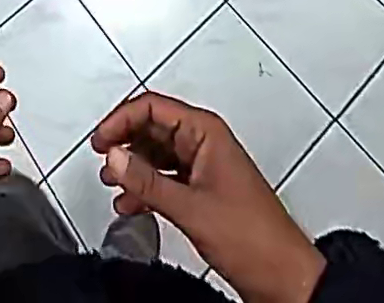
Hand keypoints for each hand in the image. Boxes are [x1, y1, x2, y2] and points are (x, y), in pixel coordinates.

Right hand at [91, 92, 323, 302]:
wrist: (282, 276)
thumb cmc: (253, 236)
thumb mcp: (190, 206)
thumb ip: (147, 181)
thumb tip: (114, 157)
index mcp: (205, 130)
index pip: (154, 106)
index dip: (122, 119)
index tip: (101, 140)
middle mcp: (203, 141)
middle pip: (153, 126)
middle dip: (124, 141)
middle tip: (101, 159)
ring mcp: (203, 164)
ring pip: (157, 152)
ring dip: (133, 166)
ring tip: (113, 182)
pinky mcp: (202, 188)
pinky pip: (165, 176)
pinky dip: (146, 186)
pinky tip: (131, 203)